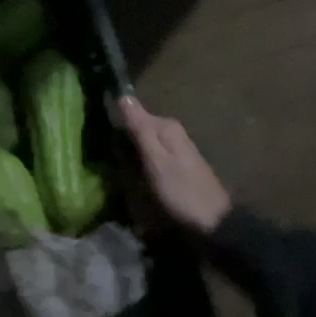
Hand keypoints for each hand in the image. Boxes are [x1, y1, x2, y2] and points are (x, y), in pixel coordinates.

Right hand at [119, 96, 231, 233]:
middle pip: (140, 129)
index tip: (101, 142)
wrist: (214, 221)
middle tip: (110, 162)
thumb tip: (123, 95)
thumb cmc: (181, 190)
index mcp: (167, 126)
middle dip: (125, 142)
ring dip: (133, 155)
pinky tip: (136, 177)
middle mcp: (173, 131)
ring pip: (146, 143)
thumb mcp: (156, 160)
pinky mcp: (178, 163)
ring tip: (119, 172)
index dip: (117, 126)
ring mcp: (177, 147)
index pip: (134, 114)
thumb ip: (140, 129)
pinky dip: (143, 164)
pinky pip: (153, 155)